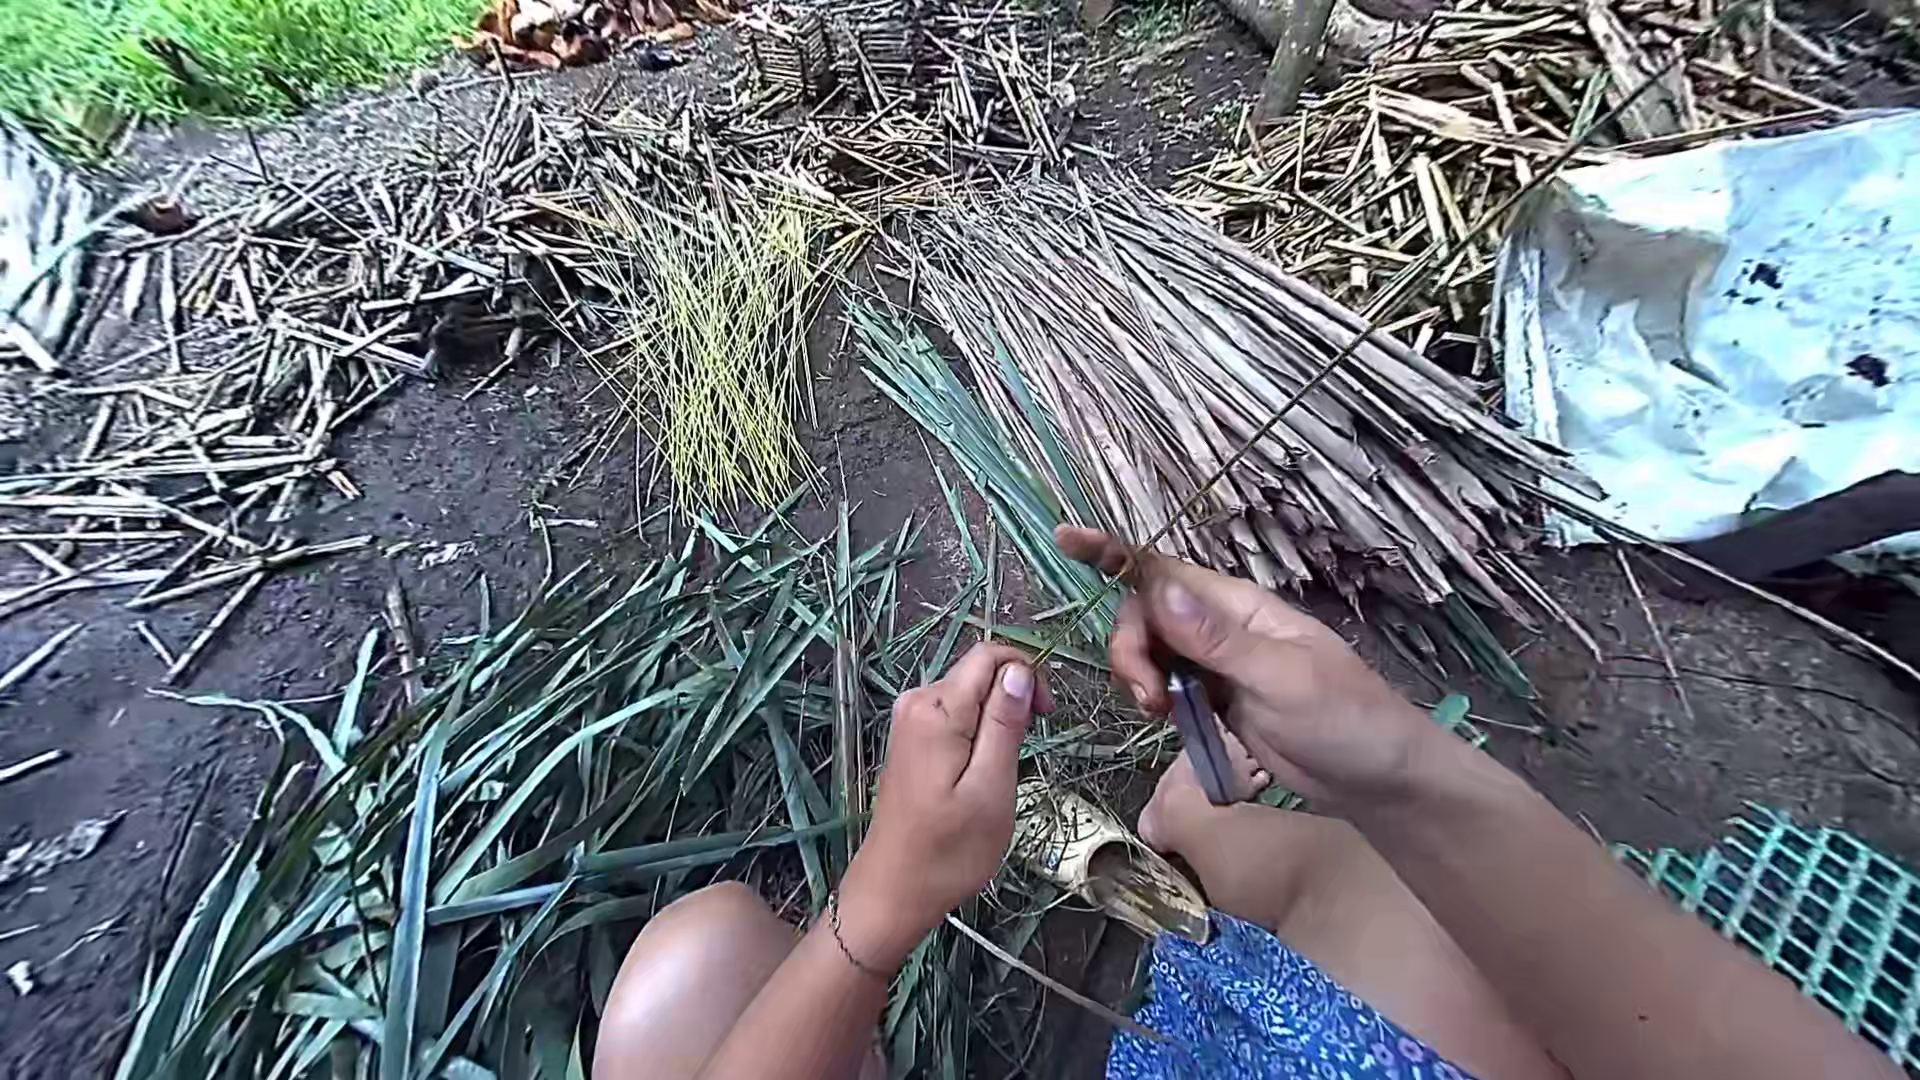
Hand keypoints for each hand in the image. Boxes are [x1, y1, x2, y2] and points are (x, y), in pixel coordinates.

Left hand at [835, 643, 1053, 968]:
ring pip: (969, 690)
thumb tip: (1019, 670)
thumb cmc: (949, 850)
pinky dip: (979, 726)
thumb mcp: (990, 788)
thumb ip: (1005, 723)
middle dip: (1013, 693)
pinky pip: (954, 710)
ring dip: (998, 713)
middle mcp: (918, 700)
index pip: (988, 655)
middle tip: (1028, 746)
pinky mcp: (911, 734)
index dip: (1025, 672)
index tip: (1046, 714)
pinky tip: (982, 764)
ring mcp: (910, 716)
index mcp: (937, 708)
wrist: (894, 889)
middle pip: (978, 670)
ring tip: (1005, 763)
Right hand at [1056, 525, 1443, 805]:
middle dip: (1129, 649)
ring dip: (1136, 676)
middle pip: (1141, 615)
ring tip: (1160, 711)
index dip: (1111, 552)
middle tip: (1148, 696)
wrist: (1377, 784)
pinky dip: (1149, 695)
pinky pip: (1158, 681)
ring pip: (1144, 649)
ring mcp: (1208, 660)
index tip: (1065, 540)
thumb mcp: (1283, 678)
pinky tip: (1167, 717)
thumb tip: (1158, 591)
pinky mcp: (1206, 694)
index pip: (1160, 569)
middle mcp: (1213, 624)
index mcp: (1233, 604)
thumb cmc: (1346, 720)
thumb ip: (1216, 639)